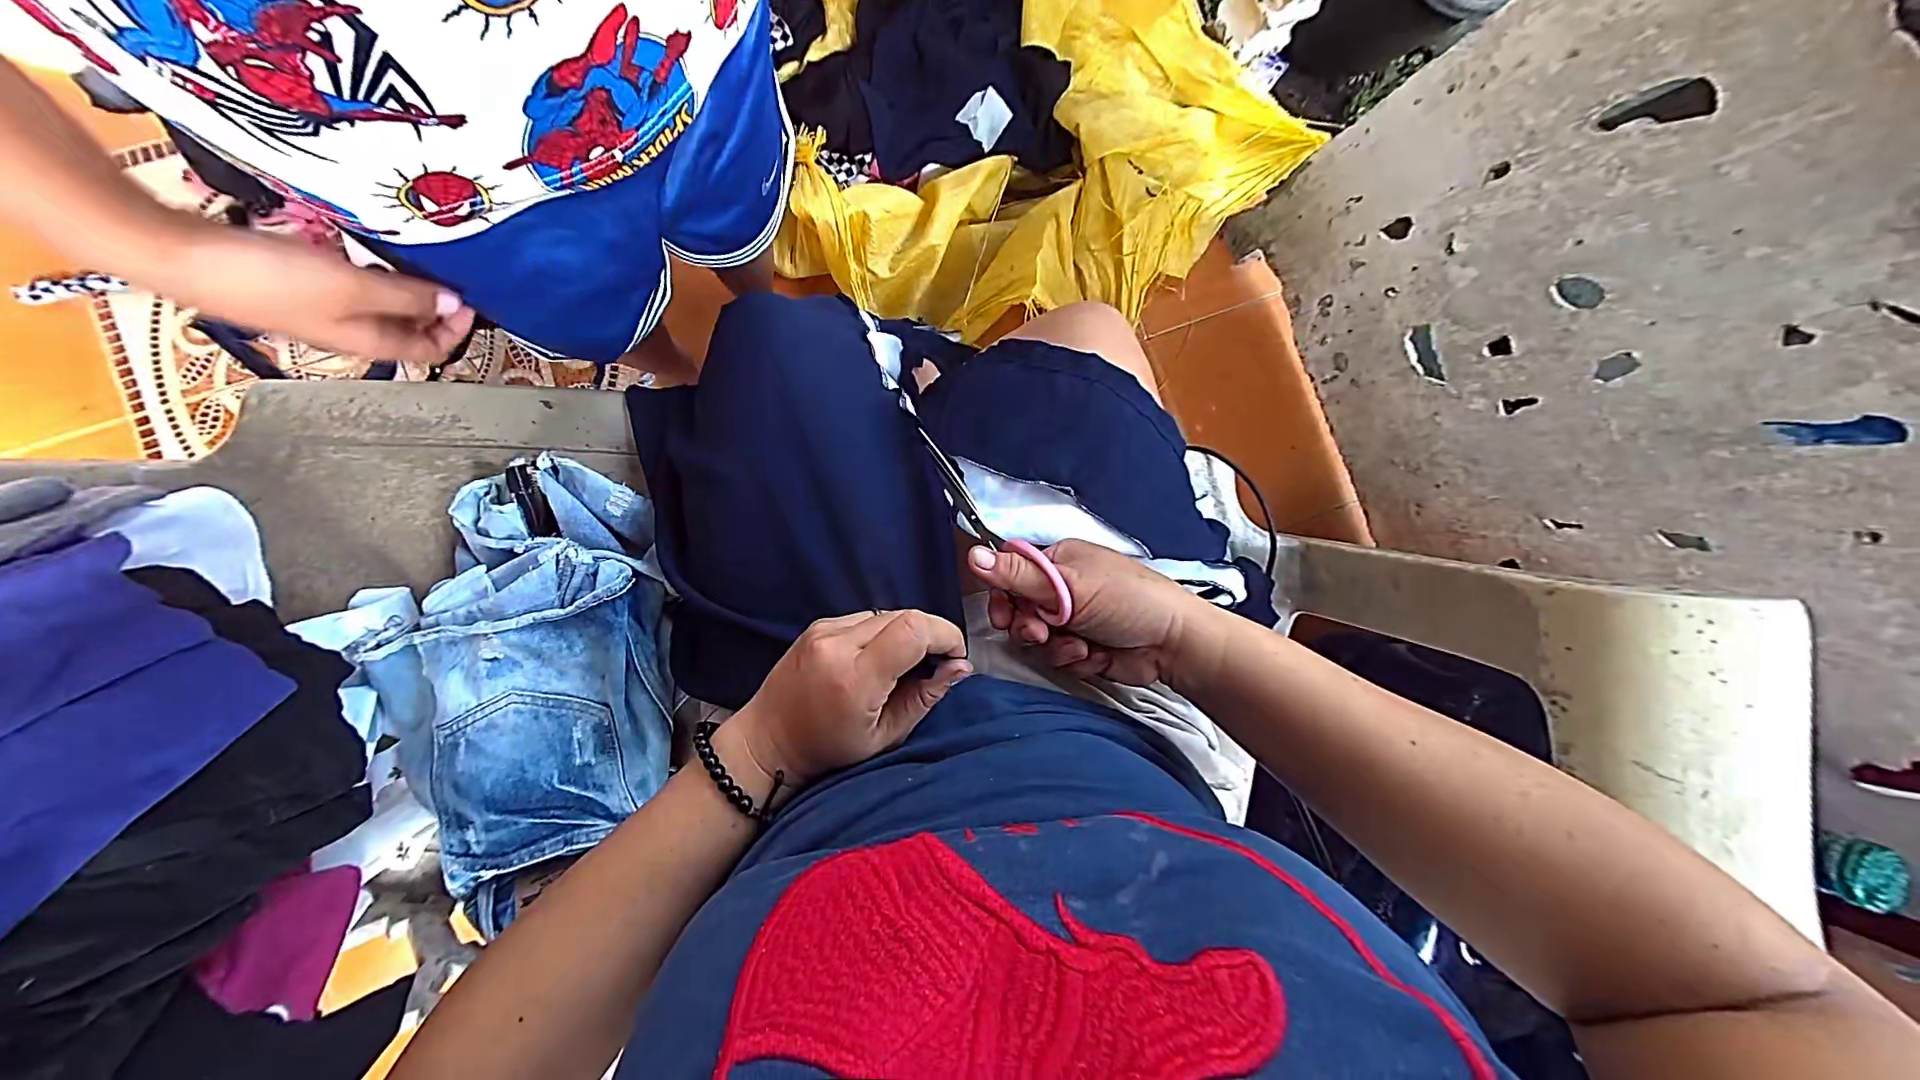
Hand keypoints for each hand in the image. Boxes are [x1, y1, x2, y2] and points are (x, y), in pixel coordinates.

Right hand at [160, 219, 474, 373]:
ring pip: (381, 306)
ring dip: (403, 290)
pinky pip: (350, 286)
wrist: (174, 254)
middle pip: (410, 329)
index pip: (432, 350)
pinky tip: (365, 253)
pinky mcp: (297, 285)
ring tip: (415, 266)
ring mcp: (323, 310)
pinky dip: (368, 274)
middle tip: (449, 281)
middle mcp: (351, 332)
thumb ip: (407, 297)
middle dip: (435, 309)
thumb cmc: (267, 278)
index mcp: (371, 343)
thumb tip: (454, 304)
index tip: (469, 303)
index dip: (456, 331)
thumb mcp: (355, 288)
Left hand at [725, 610, 970, 786]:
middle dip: (932, 635)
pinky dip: (884, 632)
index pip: (914, 630)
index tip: (954, 657)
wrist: (767, 741)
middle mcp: (836, 645)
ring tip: (905, 666)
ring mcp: (824, 631)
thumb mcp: (885, 736)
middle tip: (936, 664)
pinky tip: (878, 659)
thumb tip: (960, 667)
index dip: (946, 636)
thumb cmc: (825, 749)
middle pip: (906, 616)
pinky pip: (867, 617)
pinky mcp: (819, 625)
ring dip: (908, 633)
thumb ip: (925, 697)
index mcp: (854, 678)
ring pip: (888, 614)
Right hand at [967, 539, 1217, 686]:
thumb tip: (976, 556)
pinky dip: (1072, 659)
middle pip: (1019, 610)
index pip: (1011, 574)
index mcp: (1058, 561)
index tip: (1005, 613)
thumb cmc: (1131, 600)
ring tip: (1079, 643)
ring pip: (1036, 639)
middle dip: (1029, 627)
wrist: (1173, 643)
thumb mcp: (1070, 584)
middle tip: (1043, 630)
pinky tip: (1092, 654)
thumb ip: (1019, 574)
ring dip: (1055, 646)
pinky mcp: (1081, 646)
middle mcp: (1062, 589)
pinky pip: (1056, 657)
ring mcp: (1072, 619)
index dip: (1003, 596)